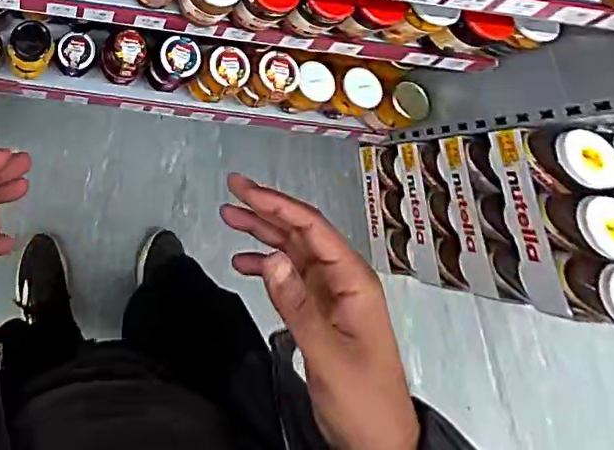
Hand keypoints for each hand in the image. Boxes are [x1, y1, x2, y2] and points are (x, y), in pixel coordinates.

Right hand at [222, 173, 418, 449]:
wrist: (383, 449)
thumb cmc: (368, 406)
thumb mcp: (329, 355)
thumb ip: (298, 304)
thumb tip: (271, 259)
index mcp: (353, 281)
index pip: (311, 227)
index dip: (277, 204)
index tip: (248, 191)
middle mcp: (342, 280)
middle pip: (299, 231)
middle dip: (266, 208)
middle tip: (235, 189)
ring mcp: (329, 295)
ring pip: (291, 249)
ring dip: (261, 232)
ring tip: (231, 216)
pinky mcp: (318, 311)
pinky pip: (287, 276)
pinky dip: (264, 265)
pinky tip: (244, 261)